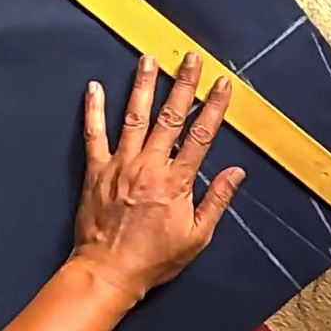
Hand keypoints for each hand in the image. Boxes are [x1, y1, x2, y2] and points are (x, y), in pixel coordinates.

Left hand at [69, 52, 244, 299]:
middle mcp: (149, 166)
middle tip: (191, 58)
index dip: (214, 108)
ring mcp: (120, 165)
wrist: (109, 271)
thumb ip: (217, 200)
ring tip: (149, 59)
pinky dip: (93, 110)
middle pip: (170, 117)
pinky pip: (94, 134)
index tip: (222, 85)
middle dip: (183, 85)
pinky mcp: (96, 171)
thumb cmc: (155, 258)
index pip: (200, 136)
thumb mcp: (197, 236)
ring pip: (134, 117)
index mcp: (176, 182)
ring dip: (143, 85)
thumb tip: (236, 173)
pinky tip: (94, 87)